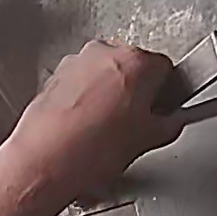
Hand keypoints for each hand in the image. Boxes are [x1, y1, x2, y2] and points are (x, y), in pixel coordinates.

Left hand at [0, 40, 183, 215]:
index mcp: (137, 61)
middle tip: (136, 124)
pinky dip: (84, 103)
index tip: (164, 109)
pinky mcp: (55, 78)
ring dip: (109, 98)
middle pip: (133, 69)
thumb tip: (172, 121)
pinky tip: (85, 131)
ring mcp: (76, 64)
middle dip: (136, 94)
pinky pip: (79, 87)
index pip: (166, 69)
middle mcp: (105, 54)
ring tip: (107, 133)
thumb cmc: (90, 149)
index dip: (167, 94)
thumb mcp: (148, 140)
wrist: (45, 162)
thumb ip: (170, 123)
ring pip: (103, 77)